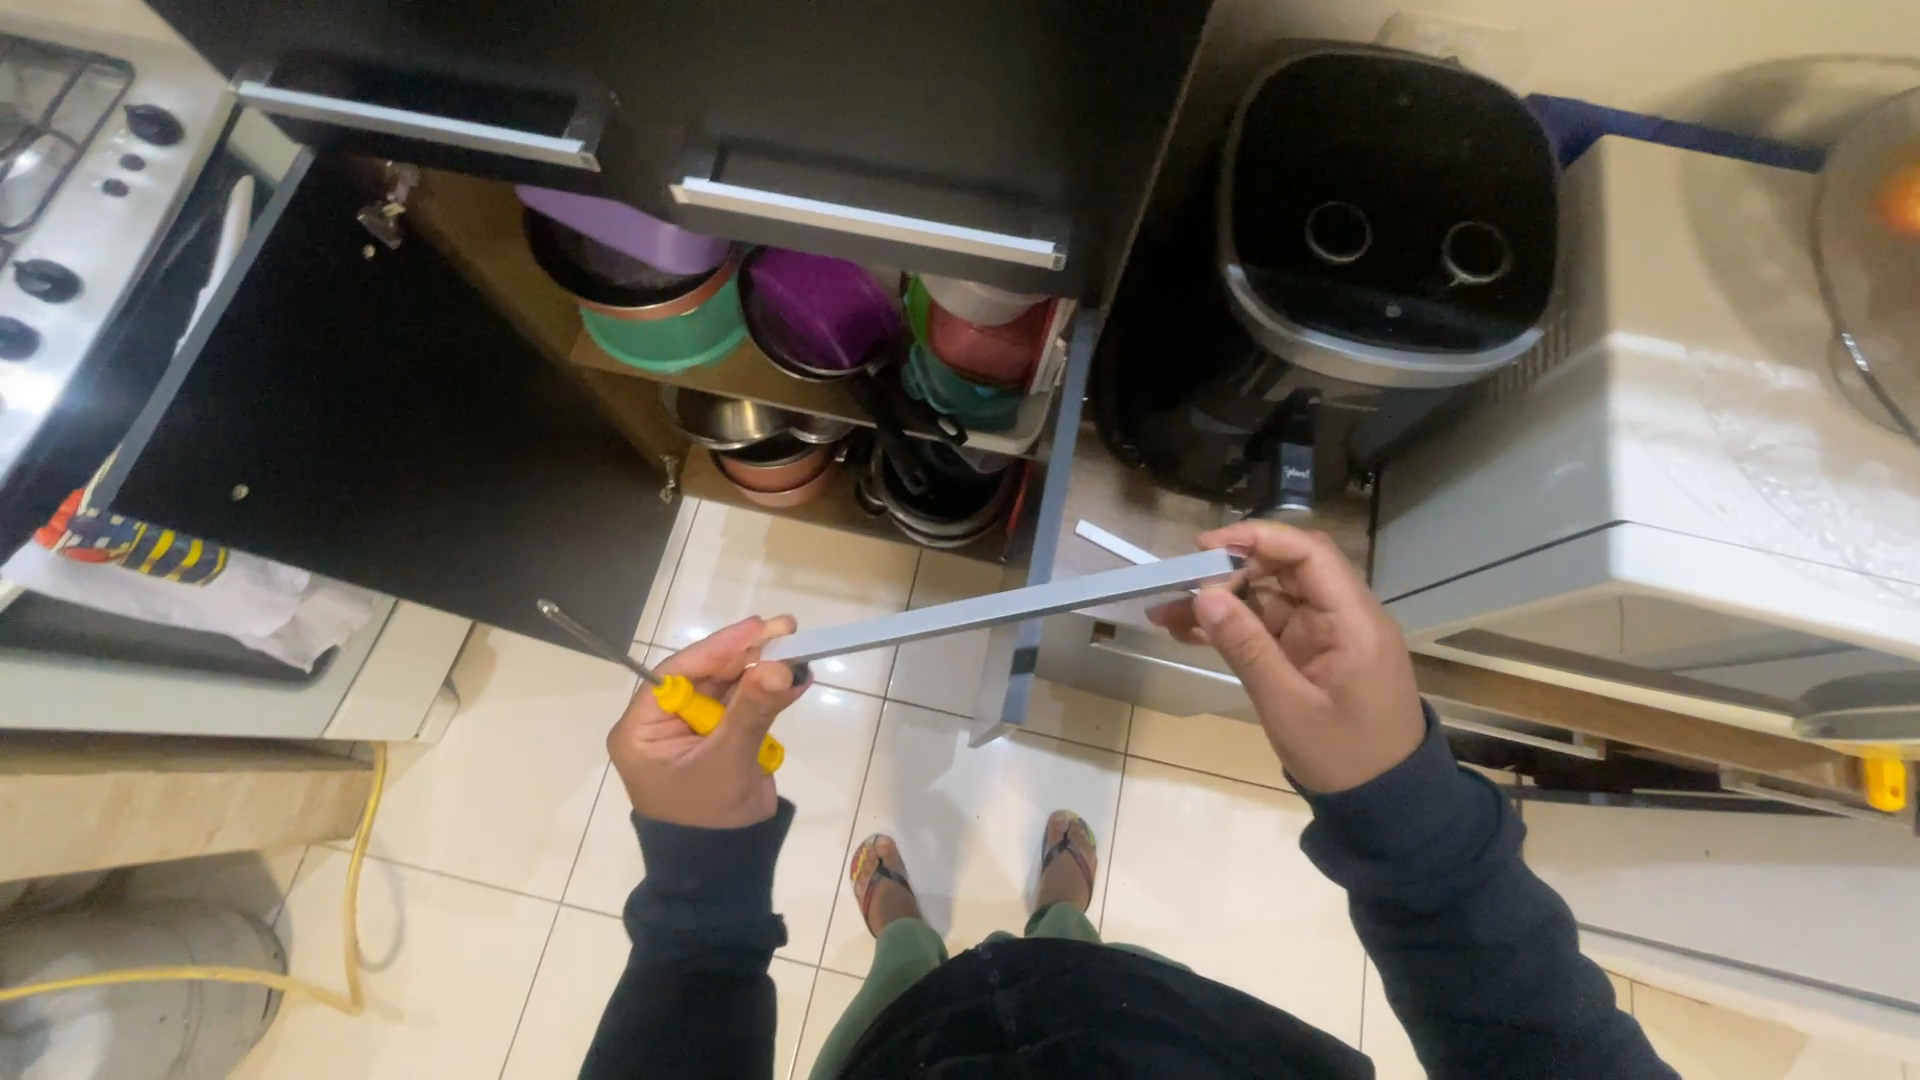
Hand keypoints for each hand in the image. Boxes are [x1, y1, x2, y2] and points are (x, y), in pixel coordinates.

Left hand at [607, 616, 808, 828]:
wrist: (727, 865)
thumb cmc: (709, 818)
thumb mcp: (727, 762)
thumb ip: (751, 711)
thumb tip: (778, 666)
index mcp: (643, 729)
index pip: (677, 674)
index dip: (717, 648)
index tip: (755, 629)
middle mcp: (666, 722)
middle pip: (707, 673)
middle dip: (746, 653)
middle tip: (785, 629)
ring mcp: (699, 728)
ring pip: (731, 684)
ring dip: (764, 668)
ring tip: (798, 649)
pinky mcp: (727, 736)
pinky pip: (748, 703)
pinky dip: (772, 691)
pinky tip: (798, 677)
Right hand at [1147, 522, 1423, 793]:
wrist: (1386, 805)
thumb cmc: (1343, 756)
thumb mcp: (1287, 704)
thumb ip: (1246, 646)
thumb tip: (1203, 595)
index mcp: (1353, 620)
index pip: (1308, 553)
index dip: (1257, 538)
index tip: (1205, 547)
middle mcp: (1342, 615)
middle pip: (1283, 569)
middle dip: (1228, 572)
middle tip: (1178, 588)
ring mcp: (1325, 634)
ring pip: (1267, 597)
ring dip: (1220, 601)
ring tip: (1166, 613)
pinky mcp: (1310, 653)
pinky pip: (1266, 626)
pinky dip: (1231, 627)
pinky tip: (1189, 633)